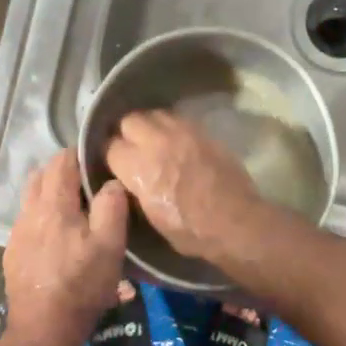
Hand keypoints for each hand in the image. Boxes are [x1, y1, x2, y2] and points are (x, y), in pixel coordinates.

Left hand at [4, 150, 128, 341]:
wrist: (44, 326)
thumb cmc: (82, 283)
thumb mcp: (110, 245)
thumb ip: (112, 207)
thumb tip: (111, 182)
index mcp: (54, 204)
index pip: (61, 161)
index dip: (78, 154)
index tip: (96, 159)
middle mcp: (29, 212)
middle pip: (40, 176)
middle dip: (61, 171)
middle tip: (87, 183)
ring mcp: (17, 234)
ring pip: (31, 200)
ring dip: (49, 195)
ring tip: (73, 211)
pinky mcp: (13, 254)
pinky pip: (27, 224)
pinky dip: (41, 219)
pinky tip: (56, 240)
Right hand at [104, 110, 267, 259]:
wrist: (236, 223)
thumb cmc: (192, 232)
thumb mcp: (151, 219)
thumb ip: (135, 192)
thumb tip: (127, 181)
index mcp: (139, 168)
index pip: (109, 146)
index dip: (109, 156)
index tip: (114, 165)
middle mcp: (157, 143)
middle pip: (129, 121)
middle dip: (126, 133)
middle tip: (131, 149)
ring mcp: (183, 133)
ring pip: (154, 114)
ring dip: (149, 126)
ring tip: (152, 141)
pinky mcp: (203, 132)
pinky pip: (178, 119)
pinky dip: (171, 127)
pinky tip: (174, 142)